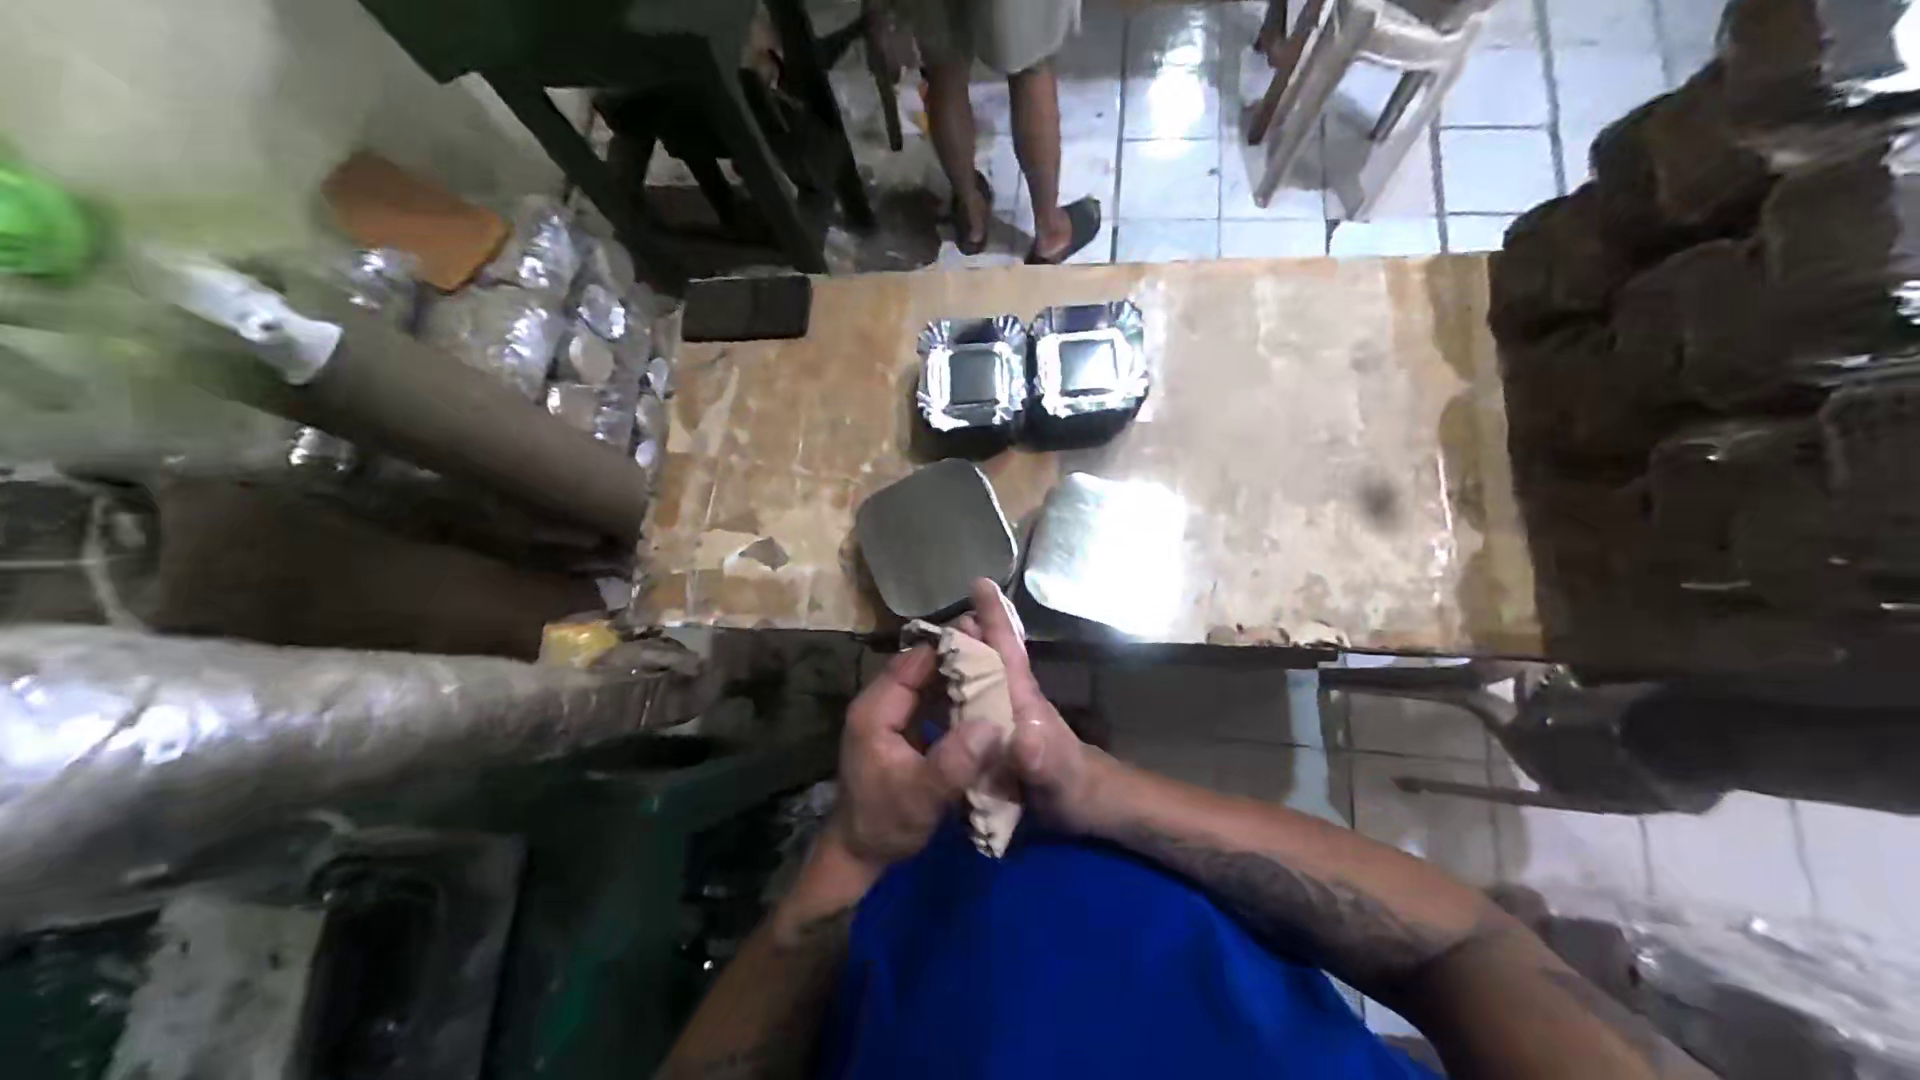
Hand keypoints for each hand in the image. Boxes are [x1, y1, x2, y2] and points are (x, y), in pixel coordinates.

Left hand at [827, 644, 1003, 869]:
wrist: (860, 851)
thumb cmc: (886, 822)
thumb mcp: (923, 796)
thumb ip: (954, 761)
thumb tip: (991, 724)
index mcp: (875, 710)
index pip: (914, 662)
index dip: (949, 650)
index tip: (988, 643)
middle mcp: (878, 703)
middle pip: (920, 666)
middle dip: (957, 660)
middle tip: (999, 655)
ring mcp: (887, 714)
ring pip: (925, 681)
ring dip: (956, 676)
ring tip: (996, 671)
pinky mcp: (898, 727)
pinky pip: (927, 698)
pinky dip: (951, 695)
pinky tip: (979, 699)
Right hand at [952, 579, 1114, 834]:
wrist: (1085, 807)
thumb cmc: (1073, 787)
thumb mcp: (1057, 778)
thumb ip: (1040, 760)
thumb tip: (1022, 738)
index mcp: (1022, 698)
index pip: (1007, 649)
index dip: (995, 616)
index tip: (980, 583)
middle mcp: (1010, 699)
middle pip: (987, 655)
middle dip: (964, 632)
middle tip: (930, 622)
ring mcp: (1004, 716)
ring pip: (977, 676)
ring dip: (954, 659)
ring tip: (921, 653)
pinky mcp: (997, 736)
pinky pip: (970, 703)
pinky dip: (952, 692)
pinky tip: (931, 696)